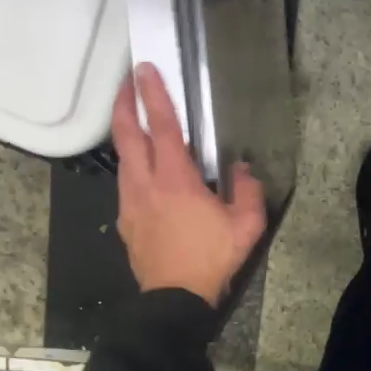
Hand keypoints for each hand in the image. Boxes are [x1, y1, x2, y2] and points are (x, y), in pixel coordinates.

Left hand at [112, 63, 265, 305]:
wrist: (175, 301)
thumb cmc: (212, 260)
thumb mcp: (246, 226)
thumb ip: (248, 191)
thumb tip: (242, 168)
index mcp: (175, 179)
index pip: (163, 127)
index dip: (153, 95)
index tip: (144, 69)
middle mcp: (146, 184)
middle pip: (128, 135)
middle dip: (125, 104)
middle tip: (128, 82)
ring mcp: (131, 203)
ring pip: (123, 158)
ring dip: (126, 134)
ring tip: (136, 121)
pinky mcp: (126, 221)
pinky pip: (126, 183)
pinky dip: (131, 164)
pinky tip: (142, 169)